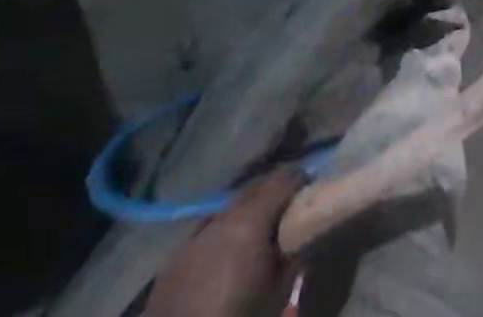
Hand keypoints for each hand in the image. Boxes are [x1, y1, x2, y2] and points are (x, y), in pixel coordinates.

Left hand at [147, 168, 303, 316]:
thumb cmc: (241, 313)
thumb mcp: (281, 287)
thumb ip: (295, 253)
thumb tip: (304, 235)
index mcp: (250, 220)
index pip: (282, 181)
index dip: (299, 179)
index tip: (310, 184)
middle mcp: (221, 220)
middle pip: (252, 189)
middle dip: (272, 189)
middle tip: (287, 201)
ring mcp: (193, 238)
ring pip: (226, 209)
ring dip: (245, 210)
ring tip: (255, 225)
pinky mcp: (172, 260)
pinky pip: (203, 232)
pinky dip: (220, 231)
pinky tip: (223, 248)